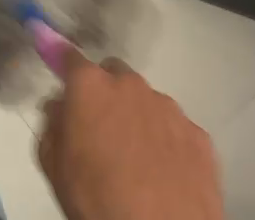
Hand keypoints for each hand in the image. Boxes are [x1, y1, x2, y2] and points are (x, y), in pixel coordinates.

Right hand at [38, 50, 222, 219]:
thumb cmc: (95, 198)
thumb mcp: (53, 162)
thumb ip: (52, 122)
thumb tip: (62, 106)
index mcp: (89, 86)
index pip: (69, 55)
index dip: (60, 58)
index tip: (56, 65)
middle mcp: (131, 86)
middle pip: (114, 74)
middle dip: (105, 90)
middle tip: (100, 126)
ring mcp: (170, 111)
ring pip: (148, 101)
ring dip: (138, 116)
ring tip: (137, 157)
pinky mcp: (201, 139)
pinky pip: (176, 128)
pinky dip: (167, 141)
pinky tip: (164, 171)